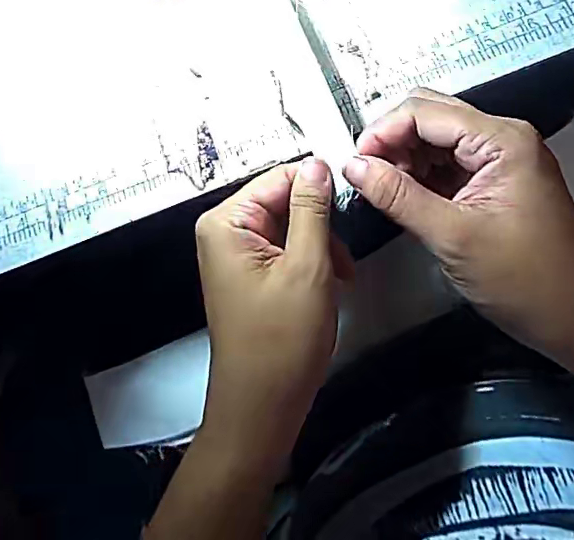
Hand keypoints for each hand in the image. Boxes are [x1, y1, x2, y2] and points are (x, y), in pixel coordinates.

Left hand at [194, 158, 350, 464]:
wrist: (261, 408)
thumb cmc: (280, 343)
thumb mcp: (307, 268)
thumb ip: (312, 210)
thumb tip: (316, 164)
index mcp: (226, 222)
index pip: (276, 178)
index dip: (316, 186)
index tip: (350, 201)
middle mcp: (223, 231)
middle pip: (281, 201)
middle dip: (318, 225)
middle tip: (342, 259)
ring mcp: (234, 253)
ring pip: (288, 226)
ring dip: (318, 246)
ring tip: (339, 278)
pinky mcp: (247, 272)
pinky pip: (283, 249)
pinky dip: (309, 263)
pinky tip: (327, 285)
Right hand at [340, 90, 573, 370]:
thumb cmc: (532, 283)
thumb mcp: (453, 237)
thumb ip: (397, 195)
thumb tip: (353, 165)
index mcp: (502, 140)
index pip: (423, 111)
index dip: (383, 132)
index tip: (357, 161)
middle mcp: (501, 137)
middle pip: (426, 114)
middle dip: (390, 140)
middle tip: (367, 173)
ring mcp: (497, 156)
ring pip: (430, 135)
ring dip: (401, 156)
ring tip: (385, 189)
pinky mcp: (491, 176)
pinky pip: (441, 158)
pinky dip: (416, 171)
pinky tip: (405, 195)